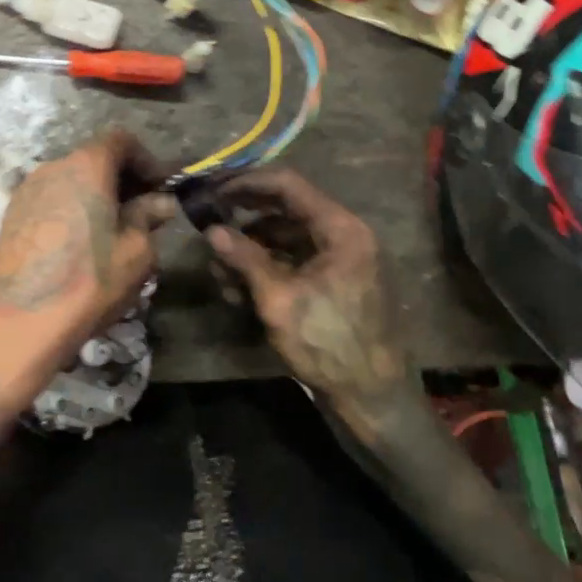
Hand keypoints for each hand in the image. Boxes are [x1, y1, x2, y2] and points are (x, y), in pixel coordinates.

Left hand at [0, 128, 176, 393]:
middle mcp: (52, 167)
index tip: (160, 187)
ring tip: (113, 232)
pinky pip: (50, 200)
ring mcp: (26, 190)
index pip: (120, 140)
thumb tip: (159, 203)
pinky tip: (81, 245)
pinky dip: (71, 210)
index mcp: (86, 165)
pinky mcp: (11, 216)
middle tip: (143, 212)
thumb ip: (148, 218)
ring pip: (70, 181)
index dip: (146, 159)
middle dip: (121, 179)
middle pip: (93, 158)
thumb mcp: (136, 252)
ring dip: (95, 196)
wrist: (19, 320)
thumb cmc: (89, 281)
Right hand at [207, 169, 406, 406]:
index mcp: (340, 229)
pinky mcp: (333, 282)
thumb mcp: (279, 299)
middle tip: (208, 229)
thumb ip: (245, 258)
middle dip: (243, 221)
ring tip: (219, 273)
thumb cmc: (328, 343)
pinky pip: (293, 260)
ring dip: (250, 249)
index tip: (211, 191)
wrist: (373, 398)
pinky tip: (237, 290)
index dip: (245, 182)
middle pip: (284, 209)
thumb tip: (211, 230)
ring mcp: (339, 259)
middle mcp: (343, 235)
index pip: (287, 184)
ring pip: (284, 237)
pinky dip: (265, 269)